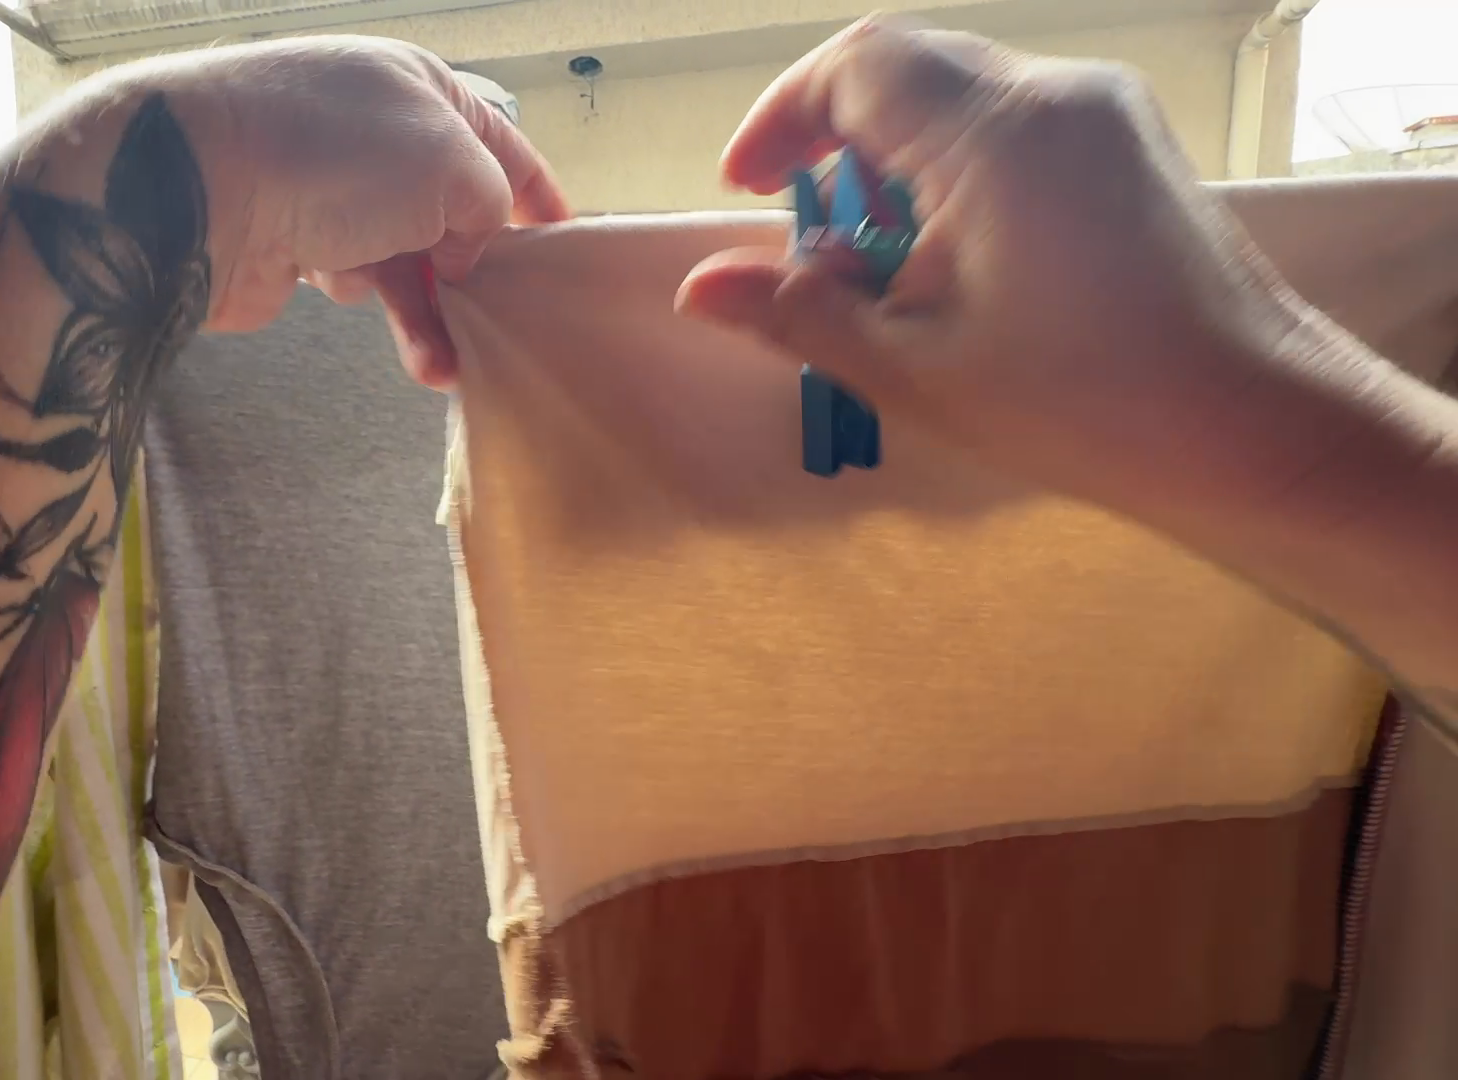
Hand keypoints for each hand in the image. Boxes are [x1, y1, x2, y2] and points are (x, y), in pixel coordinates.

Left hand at [163, 36, 569, 386]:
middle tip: (500, 323)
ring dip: (427, 315)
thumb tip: (464, 247)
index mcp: (422, 91)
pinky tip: (352, 294)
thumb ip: (488, 204)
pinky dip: (372, 300)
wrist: (206, 187)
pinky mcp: (305, 238)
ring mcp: (340, 187)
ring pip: (410, 260)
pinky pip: (363, 279)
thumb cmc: (339, 157)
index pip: (502, 144)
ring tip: (442, 369)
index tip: (565, 240)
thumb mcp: (450, 165)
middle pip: (455, 214)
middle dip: (476, 272)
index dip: (539, 194)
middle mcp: (382, 134)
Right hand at [676, 17, 1385, 514]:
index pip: (861, 64)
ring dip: (877, 174)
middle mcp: (1054, 97)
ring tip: (862, 270)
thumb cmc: (1068, 405)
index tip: (744, 191)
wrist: (1249, 432)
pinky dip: (932, 183)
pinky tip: (930, 264)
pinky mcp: (1115, 152)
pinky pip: (996, 134)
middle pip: (903, 75)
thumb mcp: (904, 367)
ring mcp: (1097, 119)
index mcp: (999, 138)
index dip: (781, 116)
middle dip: (824, 147)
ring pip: (948, 106)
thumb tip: (694, 288)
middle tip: (794, 239)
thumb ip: (794, 313)